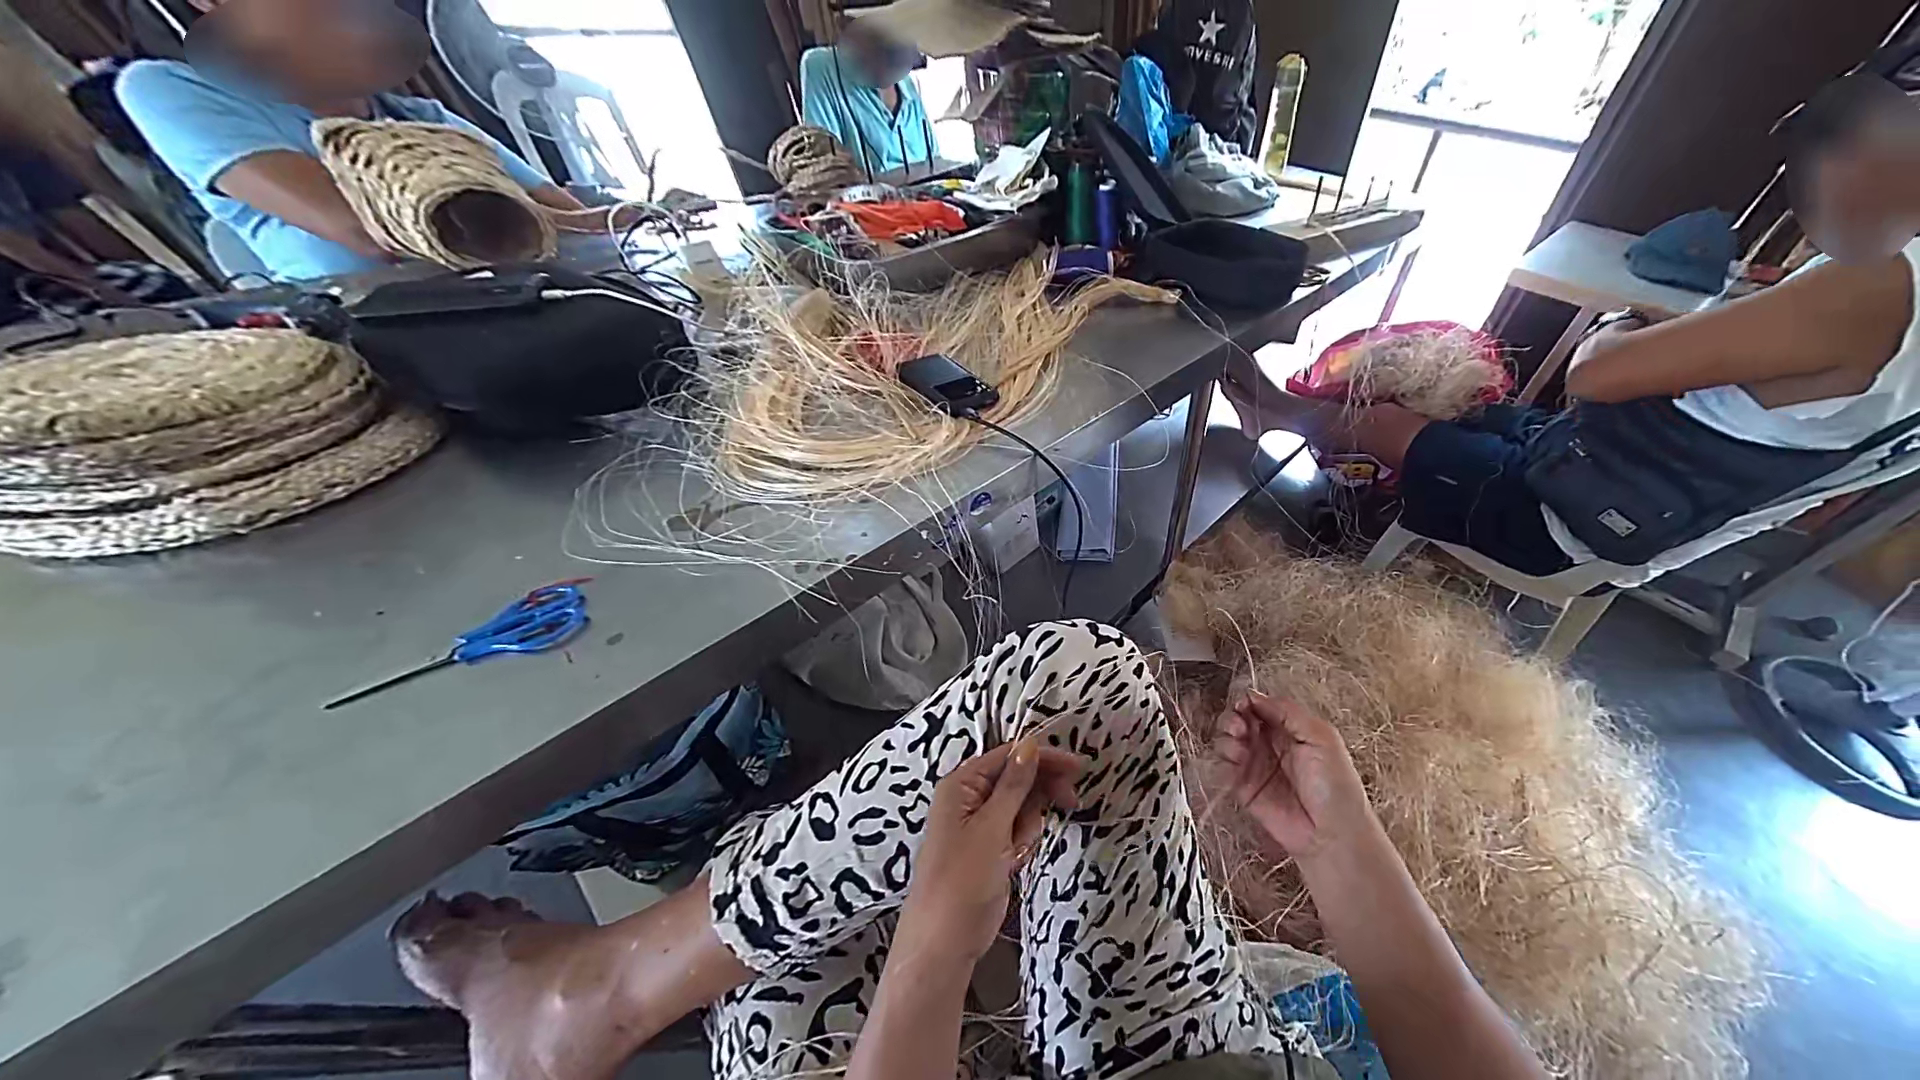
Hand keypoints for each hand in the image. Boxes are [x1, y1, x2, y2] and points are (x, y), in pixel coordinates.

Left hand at [897, 739, 1085, 963]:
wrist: (943, 943)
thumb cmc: (961, 882)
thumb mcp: (992, 829)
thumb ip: (1014, 786)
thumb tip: (1029, 746)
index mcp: (961, 784)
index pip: (1008, 757)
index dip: (1042, 758)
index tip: (1078, 766)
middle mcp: (967, 798)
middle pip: (1016, 779)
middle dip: (1040, 792)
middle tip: (1070, 802)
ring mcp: (978, 824)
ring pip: (1020, 806)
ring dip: (1028, 824)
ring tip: (1015, 851)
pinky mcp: (989, 848)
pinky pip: (1015, 831)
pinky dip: (1022, 841)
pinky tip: (1014, 861)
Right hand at [1212, 694, 1376, 863]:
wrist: (1332, 834)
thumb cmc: (1334, 784)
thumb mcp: (1321, 738)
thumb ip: (1289, 713)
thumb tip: (1254, 695)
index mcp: (1289, 728)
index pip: (1258, 706)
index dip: (1247, 702)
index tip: (1244, 707)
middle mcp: (1268, 743)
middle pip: (1237, 719)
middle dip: (1232, 719)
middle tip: (1239, 728)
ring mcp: (1254, 764)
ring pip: (1225, 739)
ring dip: (1226, 738)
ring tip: (1240, 749)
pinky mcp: (1242, 786)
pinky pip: (1222, 765)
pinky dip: (1222, 759)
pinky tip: (1236, 762)